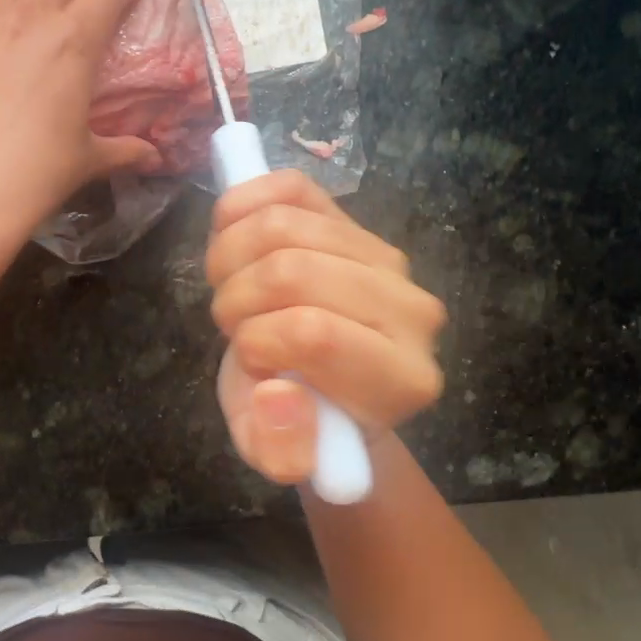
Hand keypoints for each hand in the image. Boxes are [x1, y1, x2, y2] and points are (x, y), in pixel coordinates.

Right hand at [206, 170, 445, 484]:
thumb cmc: (300, 417)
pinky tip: (230, 237)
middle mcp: (411, 312)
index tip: (250, 362)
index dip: (257, 341)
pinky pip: (290, 187)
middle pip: (291, 270)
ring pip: (282, 224)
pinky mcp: (354, 220)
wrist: (321, 381)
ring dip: (228, 256)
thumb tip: (277, 393)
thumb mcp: (275, 452)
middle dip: (235, 298)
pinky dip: (240, 205)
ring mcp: (385, 257)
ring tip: (230, 287)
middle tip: (230, 323)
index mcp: (400, 379)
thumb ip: (279, 449)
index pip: (314, 332)